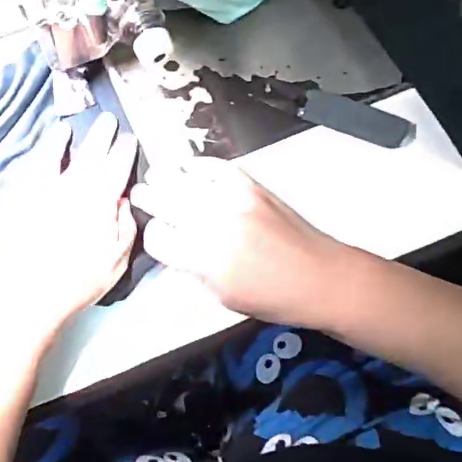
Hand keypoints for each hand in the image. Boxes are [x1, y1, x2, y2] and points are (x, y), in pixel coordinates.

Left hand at [0, 112, 139, 333]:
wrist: (24, 292)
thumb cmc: (76, 281)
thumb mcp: (116, 261)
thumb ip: (125, 226)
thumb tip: (123, 201)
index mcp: (99, 198)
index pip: (117, 164)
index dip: (125, 148)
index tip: (129, 139)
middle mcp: (71, 184)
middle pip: (89, 150)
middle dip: (101, 132)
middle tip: (107, 119)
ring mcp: (39, 186)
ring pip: (53, 151)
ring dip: (62, 137)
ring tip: (66, 128)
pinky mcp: (14, 195)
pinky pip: (27, 166)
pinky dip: (36, 155)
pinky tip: (37, 153)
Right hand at [131, 159, 358, 329]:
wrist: (320, 276)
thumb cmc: (273, 297)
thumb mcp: (222, 296)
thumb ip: (192, 268)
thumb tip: (172, 243)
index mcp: (207, 259)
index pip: (157, 236)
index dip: (152, 236)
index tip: (158, 237)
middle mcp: (216, 224)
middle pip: (162, 199)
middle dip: (147, 198)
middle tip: (141, 197)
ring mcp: (233, 199)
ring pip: (181, 176)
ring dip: (165, 178)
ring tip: (158, 181)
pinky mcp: (249, 185)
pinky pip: (211, 165)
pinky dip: (195, 166)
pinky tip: (188, 171)